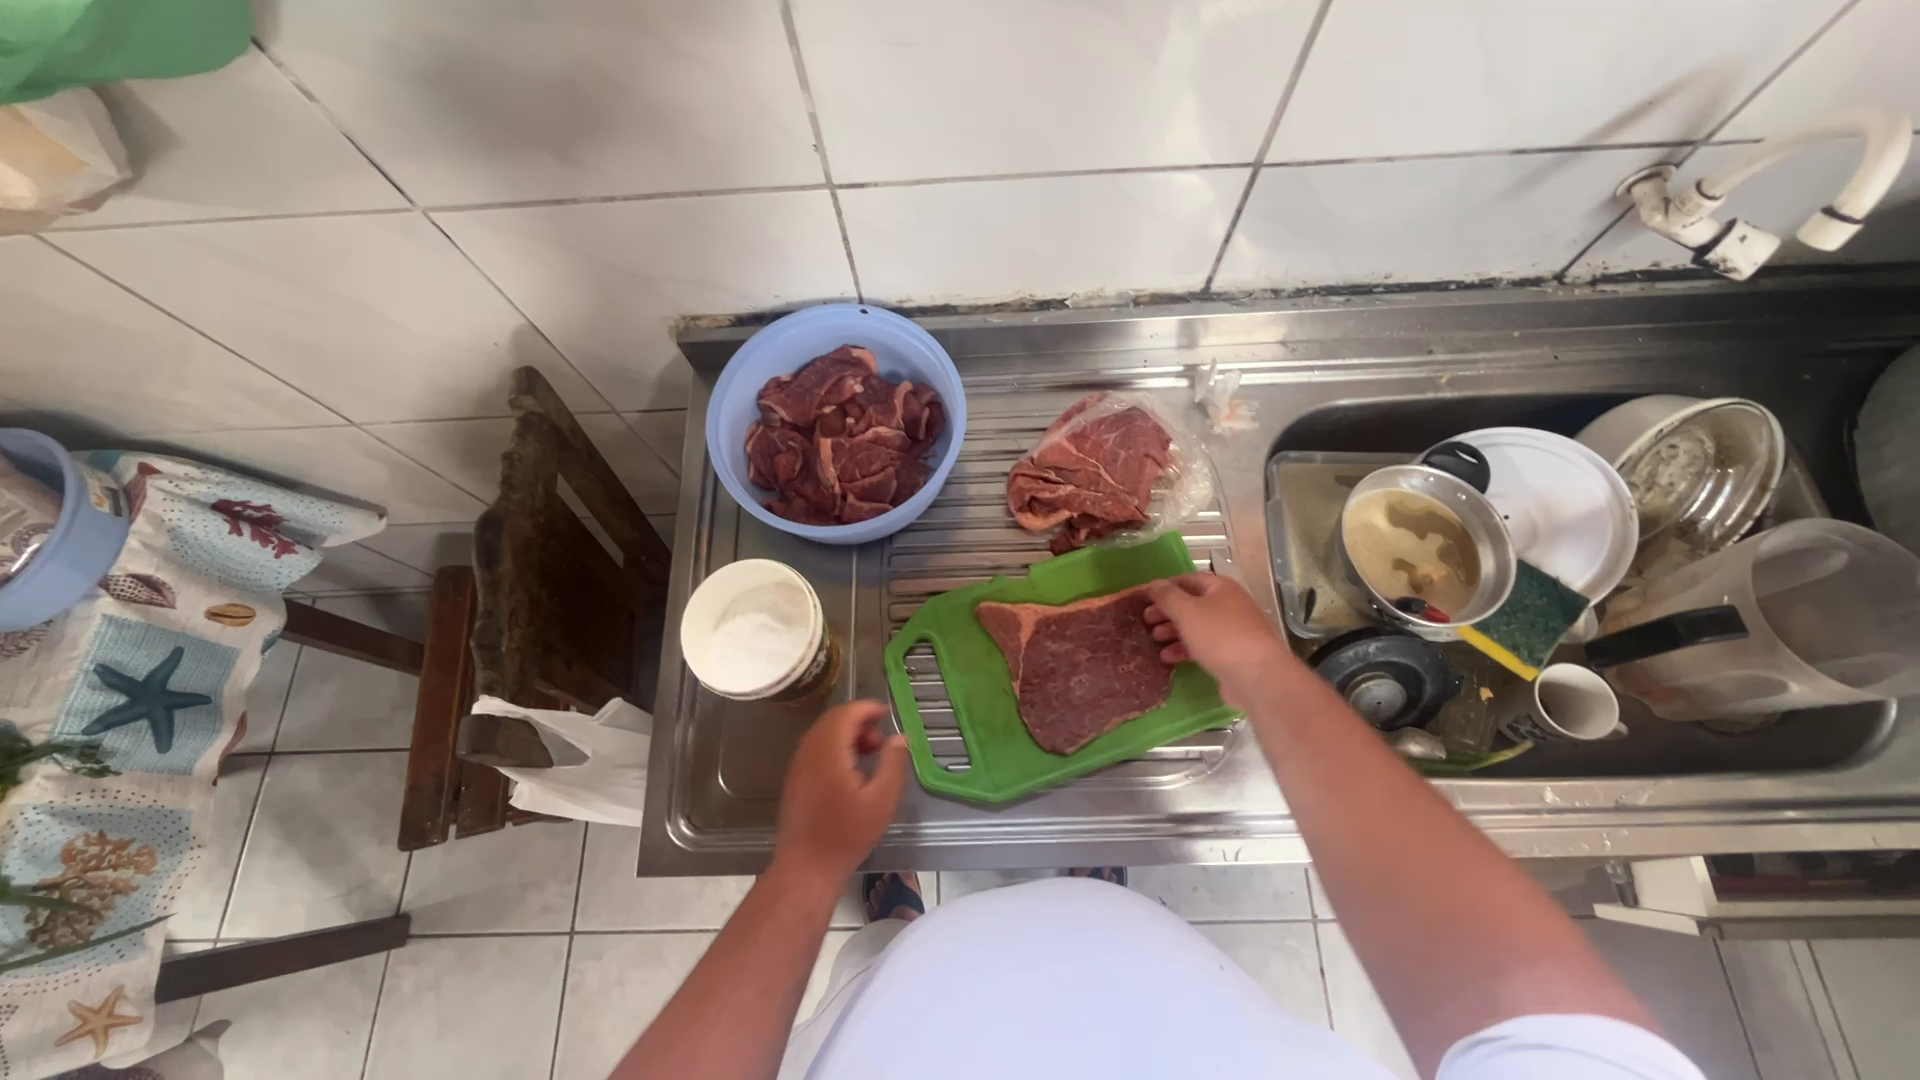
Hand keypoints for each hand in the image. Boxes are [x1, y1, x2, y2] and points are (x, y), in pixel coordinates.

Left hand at [772, 700, 908, 888]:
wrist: (806, 867)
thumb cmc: (847, 835)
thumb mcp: (881, 800)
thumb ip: (893, 763)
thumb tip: (900, 737)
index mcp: (828, 753)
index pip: (845, 714)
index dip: (868, 708)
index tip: (888, 715)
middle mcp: (808, 752)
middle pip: (833, 720)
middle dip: (859, 721)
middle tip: (881, 740)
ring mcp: (798, 765)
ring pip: (823, 733)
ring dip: (847, 734)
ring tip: (870, 754)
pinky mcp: (795, 778)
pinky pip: (816, 748)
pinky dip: (835, 746)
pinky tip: (851, 769)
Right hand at [1144, 573, 1299, 707]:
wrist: (1256, 676)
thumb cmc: (1220, 635)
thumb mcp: (1187, 611)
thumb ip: (1167, 596)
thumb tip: (1151, 584)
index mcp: (1221, 588)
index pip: (1187, 579)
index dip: (1164, 587)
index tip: (1143, 597)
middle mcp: (1228, 605)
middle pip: (1191, 603)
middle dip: (1167, 611)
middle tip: (1145, 620)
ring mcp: (1231, 631)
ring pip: (1195, 626)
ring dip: (1173, 631)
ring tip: (1153, 639)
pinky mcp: (1229, 654)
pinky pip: (1202, 646)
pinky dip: (1184, 649)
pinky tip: (1167, 657)